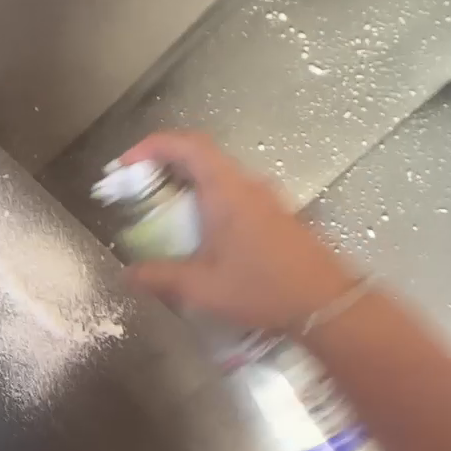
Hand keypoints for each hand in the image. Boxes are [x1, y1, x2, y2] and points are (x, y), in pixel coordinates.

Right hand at [116, 131, 357, 332]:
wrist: (326, 304)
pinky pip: (227, 195)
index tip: (125, 165)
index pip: (188, 146)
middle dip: (160, 168)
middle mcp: (246, 186)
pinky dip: (200, 202)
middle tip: (131, 192)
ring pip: (214, 178)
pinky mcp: (270, 215)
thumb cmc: (262, 289)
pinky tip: (189, 234)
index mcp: (227, 192)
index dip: (152, 146)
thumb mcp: (200, 288)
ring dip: (180, 188)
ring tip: (153, 215)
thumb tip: (127, 273)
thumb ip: (158, 277)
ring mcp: (262, 199)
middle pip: (199, 158)